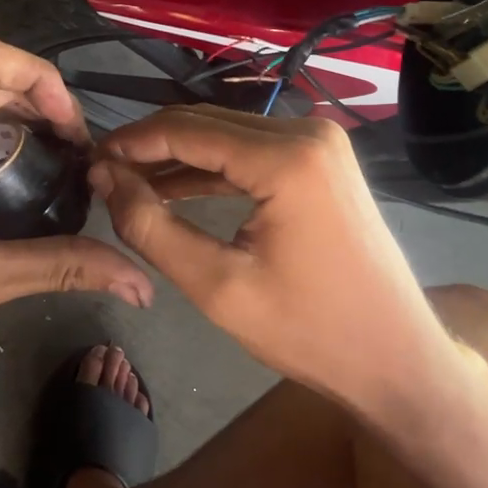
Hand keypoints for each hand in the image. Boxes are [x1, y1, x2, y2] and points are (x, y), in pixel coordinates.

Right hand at [90, 106, 455, 404]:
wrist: (401, 364)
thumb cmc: (309, 332)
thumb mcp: (216, 286)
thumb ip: (149, 227)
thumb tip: (103, 177)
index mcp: (286, 158)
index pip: (185, 130)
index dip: (130, 143)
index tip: (87, 161)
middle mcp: (306, 132)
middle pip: (204, 123)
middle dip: (149, 146)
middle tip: (101, 174)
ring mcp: (319, 143)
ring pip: (224, 133)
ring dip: (175, 156)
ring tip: (125, 182)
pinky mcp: (322, 160)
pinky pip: (249, 150)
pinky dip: (209, 166)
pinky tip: (170, 187)